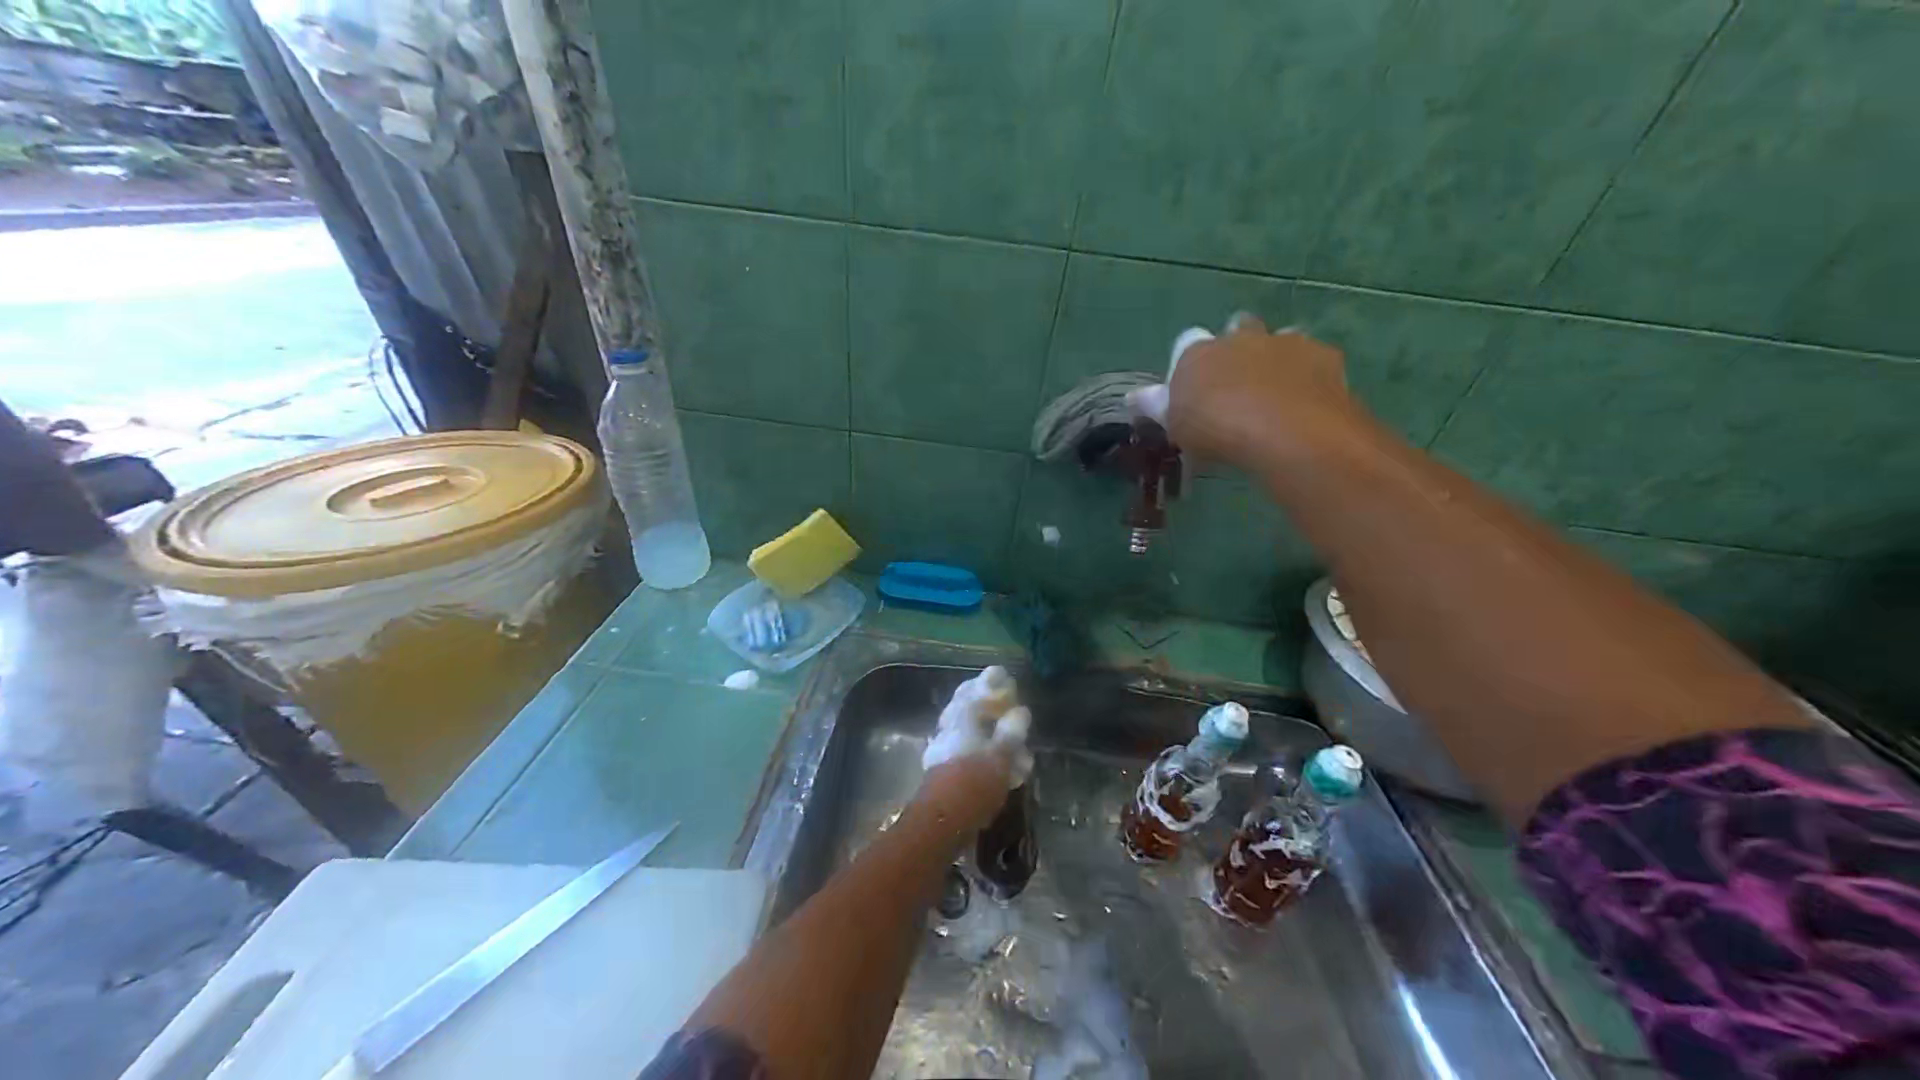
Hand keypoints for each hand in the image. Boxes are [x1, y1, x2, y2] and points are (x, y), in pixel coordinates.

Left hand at [916, 667, 1033, 834]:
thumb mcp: (999, 761)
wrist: (938, 826)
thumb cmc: (971, 787)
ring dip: (981, 725)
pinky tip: (990, 758)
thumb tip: (1020, 711)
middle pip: (965, 707)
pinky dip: (977, 747)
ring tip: (1000, 730)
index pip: (974, 692)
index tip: (1002, 675)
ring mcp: (942, 750)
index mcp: (962, 722)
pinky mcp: (941, 770)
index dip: (989, 682)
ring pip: (962, 728)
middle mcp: (948, 730)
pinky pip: (962, 748)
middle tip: (1001, 698)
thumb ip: (1009, 736)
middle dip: (983, 701)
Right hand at [1164, 315, 1363, 468]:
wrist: (1286, 430)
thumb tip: (1133, 396)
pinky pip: (1315, 361)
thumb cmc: (1217, 428)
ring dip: (1277, 358)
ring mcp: (1286, 343)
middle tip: (1236, 384)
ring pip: (1280, 339)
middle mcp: (1242, 337)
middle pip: (1238, 328)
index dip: (1189, 363)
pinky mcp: (1325, 358)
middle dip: (1238, 347)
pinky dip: (1309, 378)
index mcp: (1200, 351)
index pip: (1188, 343)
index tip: (1192, 390)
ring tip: (1275, 393)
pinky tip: (1306, 404)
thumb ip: (1157, 406)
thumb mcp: (1175, 425)